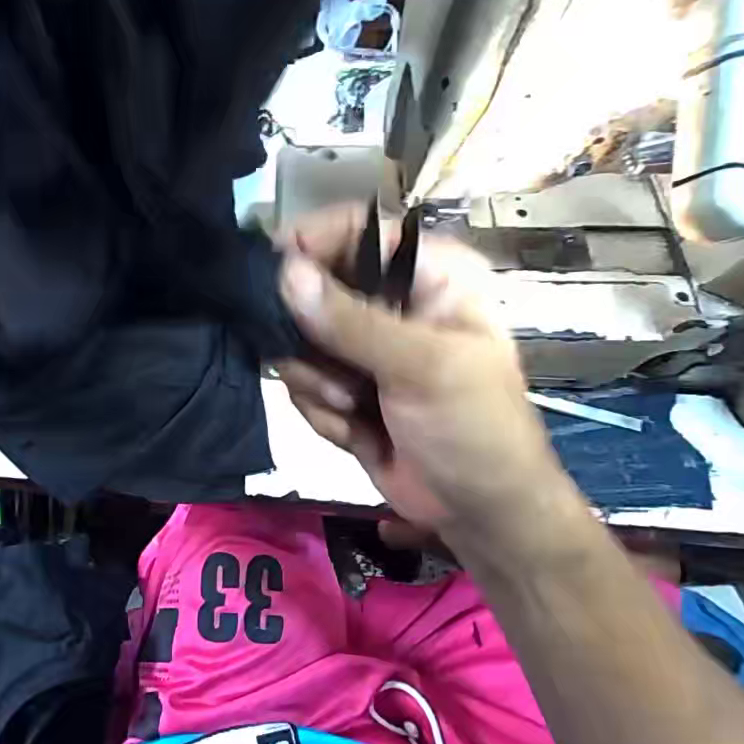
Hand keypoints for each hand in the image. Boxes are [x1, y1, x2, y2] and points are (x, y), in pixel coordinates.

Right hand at [274, 204, 578, 546]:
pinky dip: (319, 409)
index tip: (268, 278)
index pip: (353, 233)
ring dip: (317, 383)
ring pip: (295, 342)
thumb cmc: (474, 428)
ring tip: (355, 408)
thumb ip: (351, 321)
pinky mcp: (337, 383)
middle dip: (311, 342)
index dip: (308, 247)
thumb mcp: (421, 367)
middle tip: (335, 376)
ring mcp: (358, 346)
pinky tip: (355, 429)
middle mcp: (388, 302)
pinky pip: (297, 380)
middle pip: (310, 290)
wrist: (475, 511)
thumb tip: (285, 273)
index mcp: (428, 275)